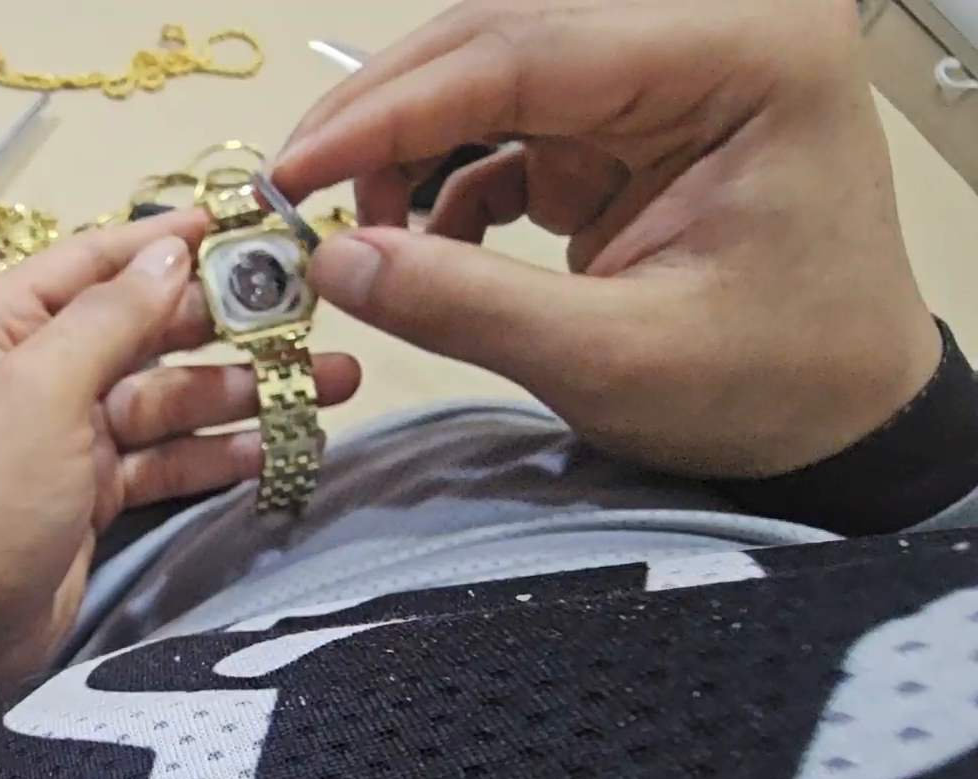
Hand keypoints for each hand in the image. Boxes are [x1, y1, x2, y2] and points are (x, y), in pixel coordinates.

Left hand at [0, 213, 358, 762]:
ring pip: (163, 402)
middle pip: (140, 332)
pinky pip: (161, 463)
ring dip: (240, 393)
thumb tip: (167, 252)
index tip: (246, 222)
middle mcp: (31, 376)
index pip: (92, 264)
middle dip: (224, 323)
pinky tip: (276, 448)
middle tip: (316, 311)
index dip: (166, 242)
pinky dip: (213, 455)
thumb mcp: (34, 395)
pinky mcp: (90, 498)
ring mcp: (63, 441)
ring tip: (333, 381)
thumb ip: (106, 321)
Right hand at [273, 0, 942, 478]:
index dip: (383, 116)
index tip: (286, 176)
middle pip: (493, 38)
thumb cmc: (751, 384)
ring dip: (402, 149)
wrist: (824, 409)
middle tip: (293, 187)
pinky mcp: (616, 132)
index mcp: (734, 60)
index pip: (520, 55)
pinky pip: (496, 134)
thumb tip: (329, 262)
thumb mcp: (600, 357)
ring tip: (366, 229)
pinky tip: (424, 242)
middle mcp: (695, 39)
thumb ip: (459, 304)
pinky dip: (438, 187)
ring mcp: (653, 82)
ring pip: (482, 79)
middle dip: (377, 116)